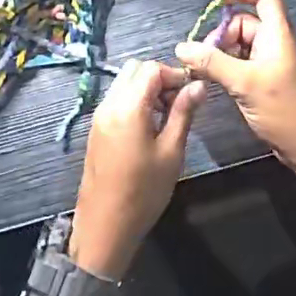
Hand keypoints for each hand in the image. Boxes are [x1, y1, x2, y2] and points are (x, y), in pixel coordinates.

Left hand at [70, 60, 203, 280]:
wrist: (105, 226)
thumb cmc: (143, 191)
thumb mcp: (171, 152)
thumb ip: (183, 113)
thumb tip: (199, 85)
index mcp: (128, 107)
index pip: (151, 69)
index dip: (174, 75)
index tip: (191, 94)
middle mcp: (109, 104)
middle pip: (134, 70)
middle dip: (159, 78)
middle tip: (178, 104)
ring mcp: (99, 116)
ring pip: (124, 83)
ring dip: (147, 89)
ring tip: (167, 117)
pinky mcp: (96, 128)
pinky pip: (117, 99)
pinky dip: (135, 101)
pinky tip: (149, 127)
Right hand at [175, 0, 295, 170]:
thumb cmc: (283, 108)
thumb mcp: (243, 82)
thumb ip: (211, 62)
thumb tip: (181, 47)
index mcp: (278, 33)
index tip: (215, 0)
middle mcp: (277, 42)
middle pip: (245, 23)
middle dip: (221, 34)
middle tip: (202, 55)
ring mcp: (273, 62)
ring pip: (241, 45)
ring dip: (221, 53)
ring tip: (203, 70)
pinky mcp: (268, 80)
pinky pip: (244, 63)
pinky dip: (228, 67)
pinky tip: (214, 80)